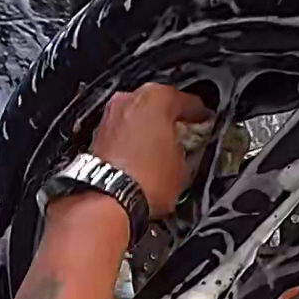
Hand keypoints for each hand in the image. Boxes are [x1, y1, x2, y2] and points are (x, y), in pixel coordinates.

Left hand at [89, 84, 210, 216]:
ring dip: (147, 132)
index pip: (186, 101)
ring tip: (159, 152)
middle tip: (182, 133)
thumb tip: (181, 156)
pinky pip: (120, 137)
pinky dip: (130, 144)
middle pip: (155, 105)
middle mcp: (129, 100)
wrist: (109, 200)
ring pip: (135, 119)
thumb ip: (184, 151)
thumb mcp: (182, 167)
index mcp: (157, 97)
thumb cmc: (143, 180)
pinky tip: (139, 161)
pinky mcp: (95, 140)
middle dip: (168, 119)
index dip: (199, 113)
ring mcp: (109, 119)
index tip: (204, 118)